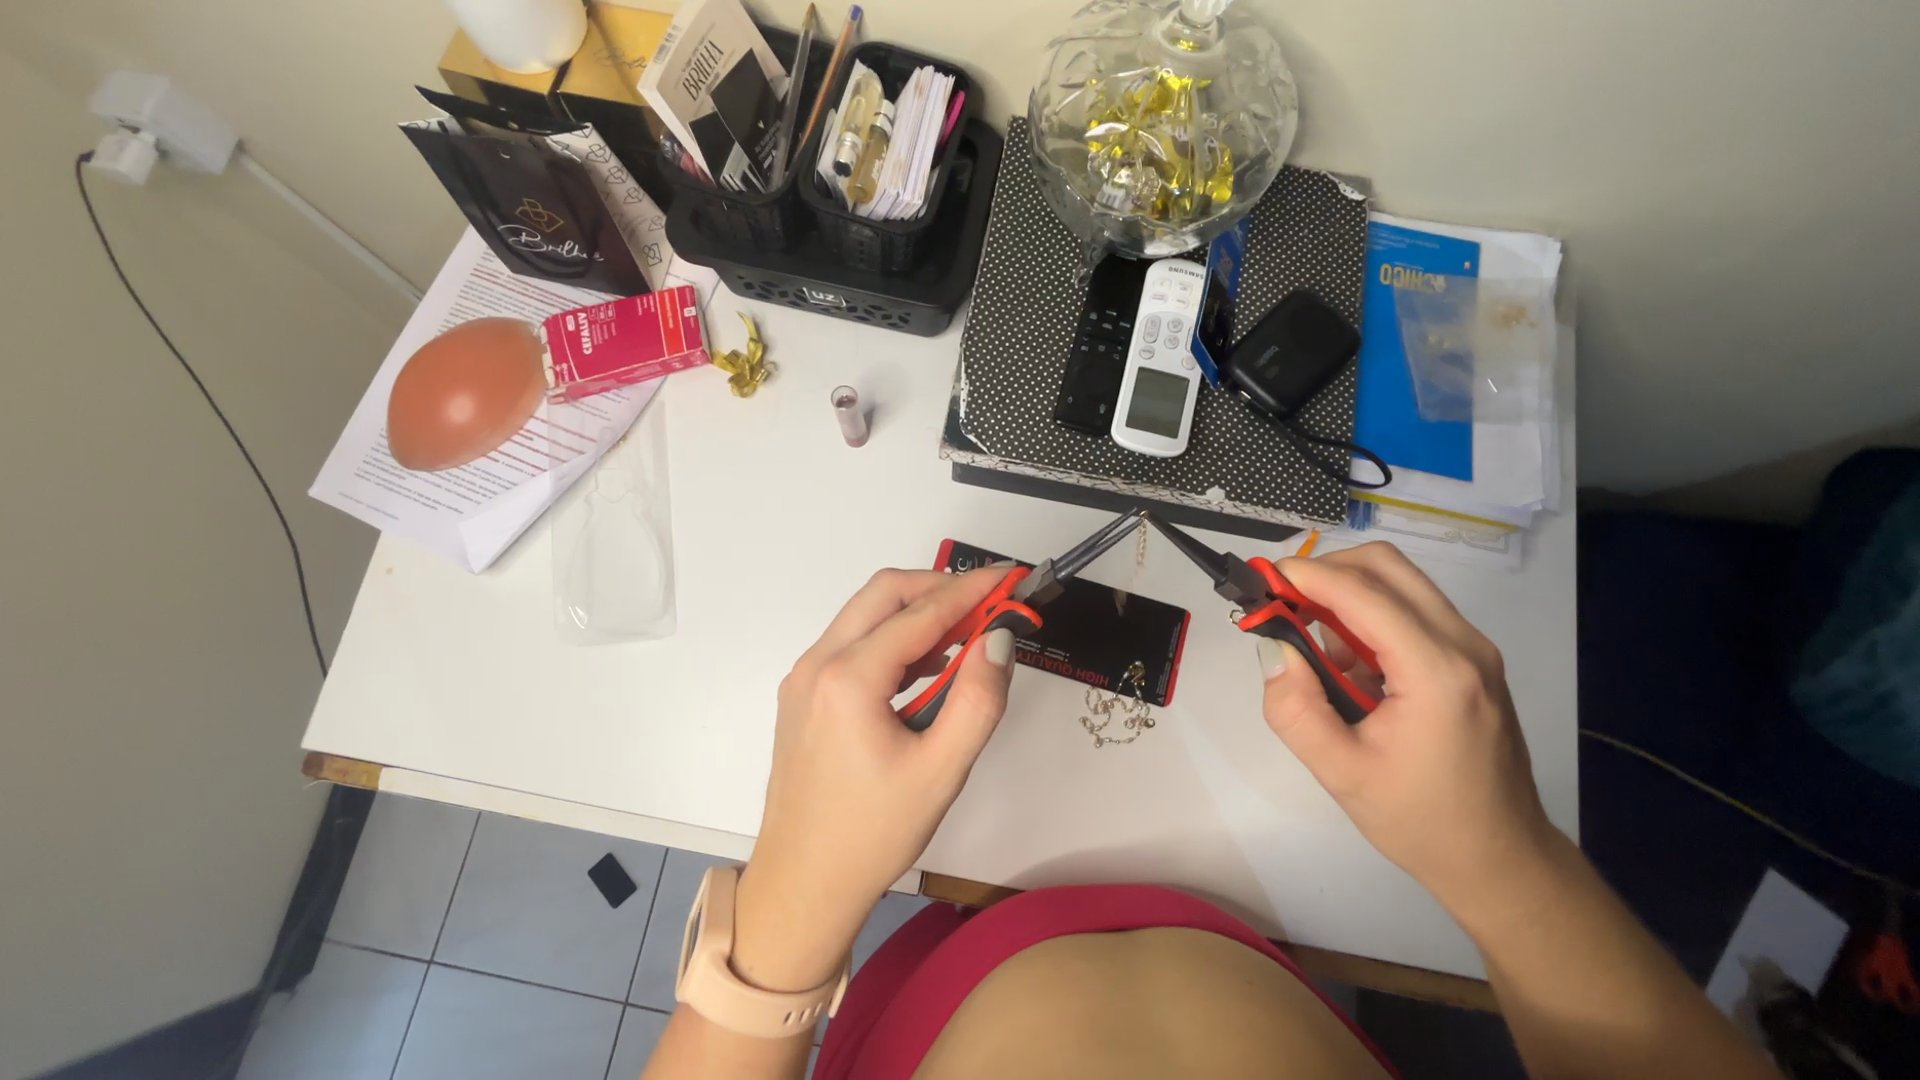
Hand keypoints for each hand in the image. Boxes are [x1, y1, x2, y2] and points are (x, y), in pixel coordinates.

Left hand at [733, 568, 1017, 991]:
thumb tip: (998, 639)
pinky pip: (851, 645)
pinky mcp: (802, 696)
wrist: (803, 885)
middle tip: (988, 604)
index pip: (921, 612)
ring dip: (915, 613)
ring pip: (865, 615)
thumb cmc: (872, 835)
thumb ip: (978, 699)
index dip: (972, 590)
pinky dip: (892, 640)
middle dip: (940, 588)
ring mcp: (803, 678)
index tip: (1011, 578)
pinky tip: (926, 670)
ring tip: (965, 637)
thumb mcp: (942, 770)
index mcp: (848, 679)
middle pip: (884, 594)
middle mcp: (817, 664)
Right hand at [1257, 542, 1556, 913]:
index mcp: (1436, 673)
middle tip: (1284, 602)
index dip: (1307, 577)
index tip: (1262, 580)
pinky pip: (1412, 610)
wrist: (1500, 857)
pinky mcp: (1471, 659)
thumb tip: (1276, 653)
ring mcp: (1473, 649)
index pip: (1363, 594)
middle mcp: (1463, 645)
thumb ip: (1294, 709)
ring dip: (1347, 593)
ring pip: (1401, 582)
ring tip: (1313, 644)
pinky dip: (1369, 616)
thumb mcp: (1339, 772)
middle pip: (1387, 566)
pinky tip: (1349, 667)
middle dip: (1327, 570)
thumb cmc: (1420, 820)